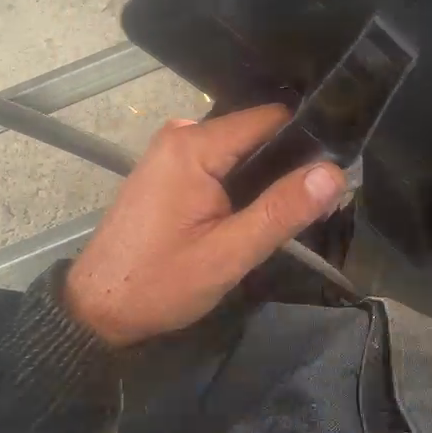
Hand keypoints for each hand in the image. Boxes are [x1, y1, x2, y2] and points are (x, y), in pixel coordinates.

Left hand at [63, 105, 346, 346]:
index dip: (308, 140)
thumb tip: (335, 174)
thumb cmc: (159, 284)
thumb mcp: (229, 254)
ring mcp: (172, 151)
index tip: (336, 171)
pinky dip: (244, 181)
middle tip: (320, 201)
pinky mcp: (169, 170)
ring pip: (242, 149)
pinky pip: (222, 162)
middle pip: (257, 132)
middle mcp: (181, 135)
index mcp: (194, 145)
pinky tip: (256, 211)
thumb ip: (282, 210)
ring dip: (268, 174)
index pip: (271, 119)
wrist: (95, 313)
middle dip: (290, 162)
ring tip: (294, 209)